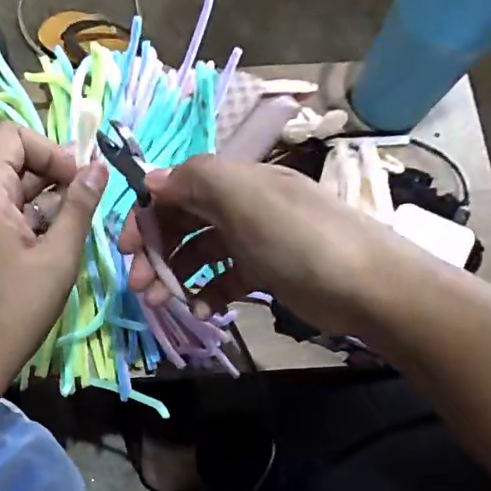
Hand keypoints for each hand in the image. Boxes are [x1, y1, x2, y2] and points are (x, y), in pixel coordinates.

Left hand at [0, 124, 106, 402]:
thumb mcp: (58, 256)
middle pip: (9, 161)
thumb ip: (79, 206)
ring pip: (6, 190)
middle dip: (51, 176)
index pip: (12, 136)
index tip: (77, 183)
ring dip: (42, 201)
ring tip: (69, 231)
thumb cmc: (19, 307)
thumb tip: (99, 167)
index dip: (49, 150)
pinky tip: (48, 246)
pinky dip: (26, 219)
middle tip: (84, 206)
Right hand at [118, 154, 421, 335]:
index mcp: (235, 181)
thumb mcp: (245, 198)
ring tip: (165, 305)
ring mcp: (253, 241)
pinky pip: (223, 280)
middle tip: (140, 288)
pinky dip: (207, 293)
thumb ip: (195, 180)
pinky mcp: (264, 274)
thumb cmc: (299, 239)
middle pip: (183, 223)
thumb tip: (150, 178)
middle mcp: (241, 206)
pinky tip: (202, 311)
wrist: (365, 286)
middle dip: (155, 252)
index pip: (175, 189)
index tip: (125, 250)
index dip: (146, 215)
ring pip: (199, 255)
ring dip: (176, 277)